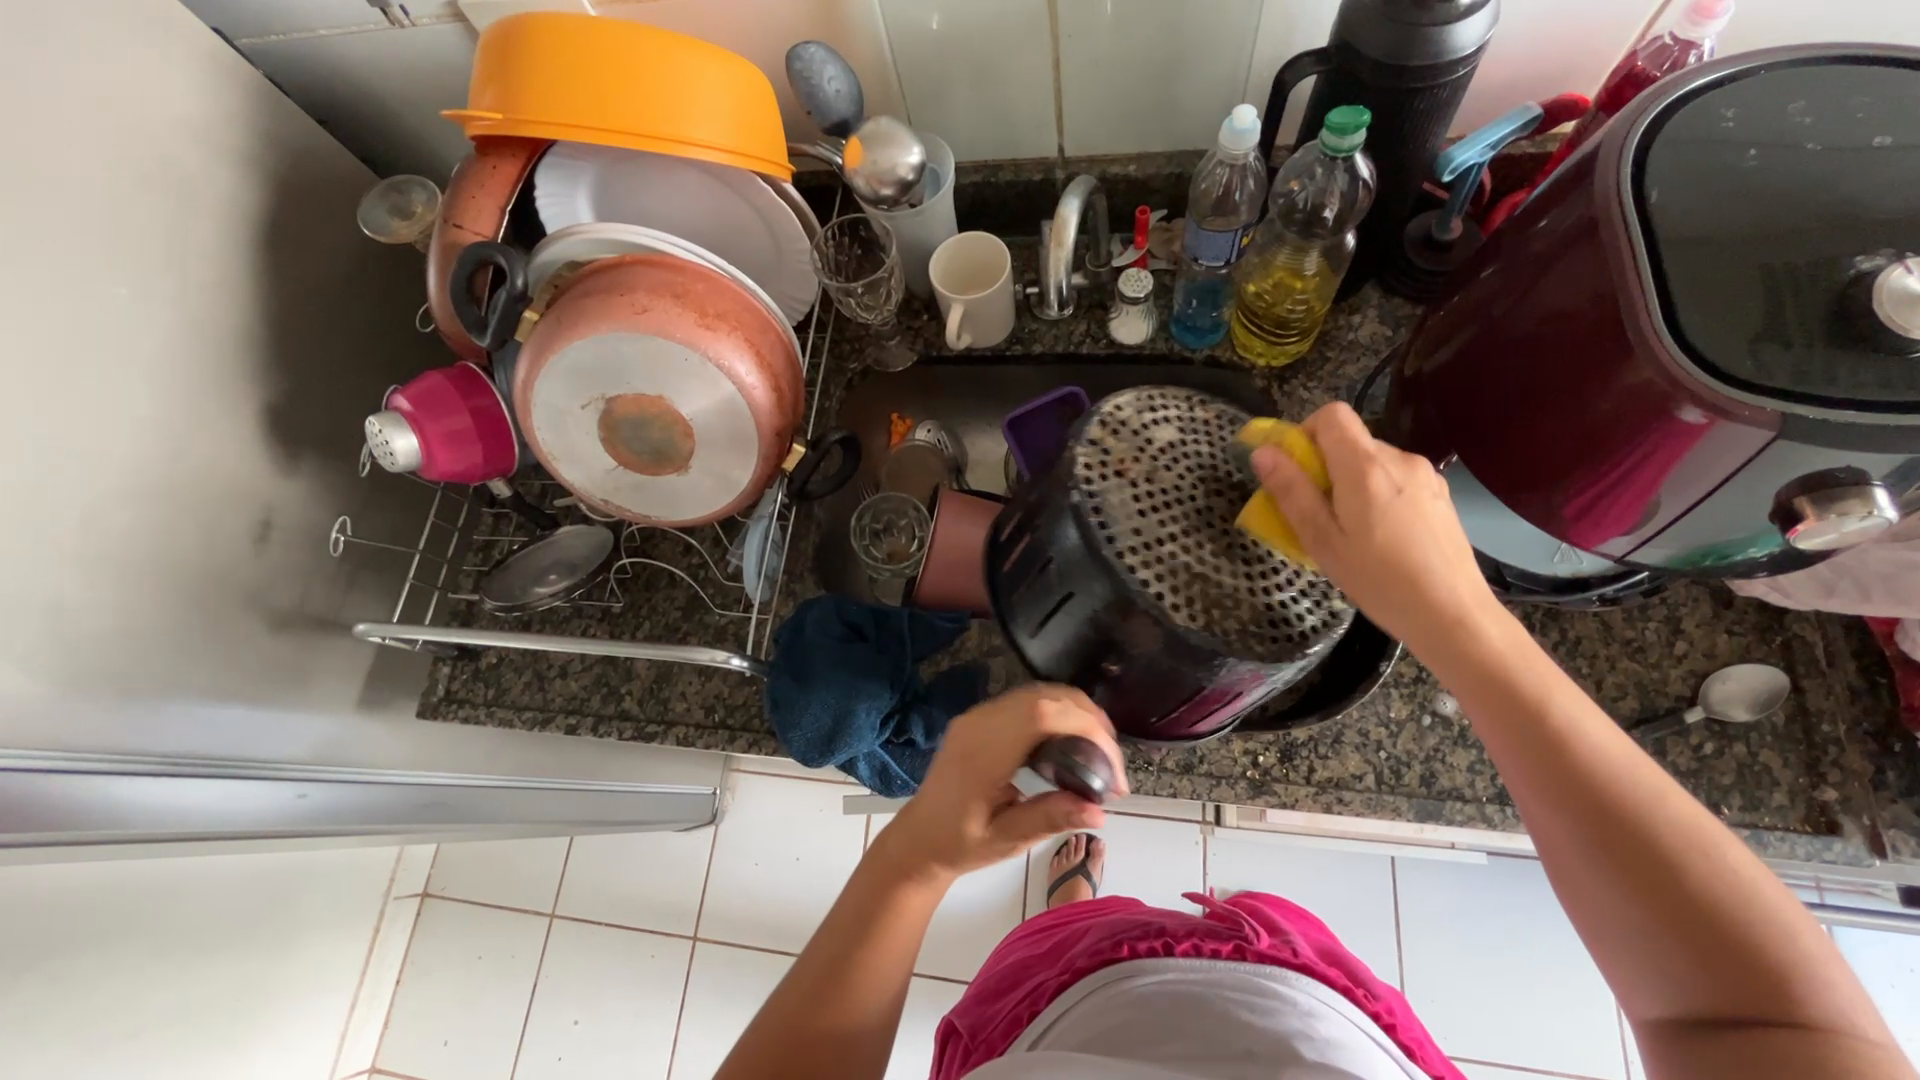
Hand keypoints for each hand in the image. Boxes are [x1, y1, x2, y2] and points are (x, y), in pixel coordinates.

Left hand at [872, 685, 1125, 885]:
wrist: (918, 838)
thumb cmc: (959, 844)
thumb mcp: (1005, 840)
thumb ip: (1048, 819)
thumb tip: (1098, 811)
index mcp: (982, 752)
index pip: (1041, 715)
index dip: (1086, 727)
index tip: (1112, 767)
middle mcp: (980, 723)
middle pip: (1046, 696)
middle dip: (1090, 720)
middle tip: (1113, 764)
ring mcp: (978, 716)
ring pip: (1040, 694)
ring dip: (1076, 715)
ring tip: (1099, 756)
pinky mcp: (981, 718)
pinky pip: (1028, 703)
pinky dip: (1058, 715)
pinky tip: (1073, 746)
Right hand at [1251, 402, 1500, 653]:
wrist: (1453, 614)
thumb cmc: (1378, 580)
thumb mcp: (1321, 540)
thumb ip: (1291, 491)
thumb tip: (1262, 452)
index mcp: (1365, 466)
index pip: (1331, 414)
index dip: (1304, 433)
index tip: (1295, 472)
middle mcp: (1398, 458)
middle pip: (1349, 441)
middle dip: (1324, 467)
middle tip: (1316, 515)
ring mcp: (1424, 475)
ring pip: (1371, 462)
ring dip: (1350, 484)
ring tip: (1350, 533)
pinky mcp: (1438, 494)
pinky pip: (1394, 479)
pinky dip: (1375, 495)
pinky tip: (1381, 537)